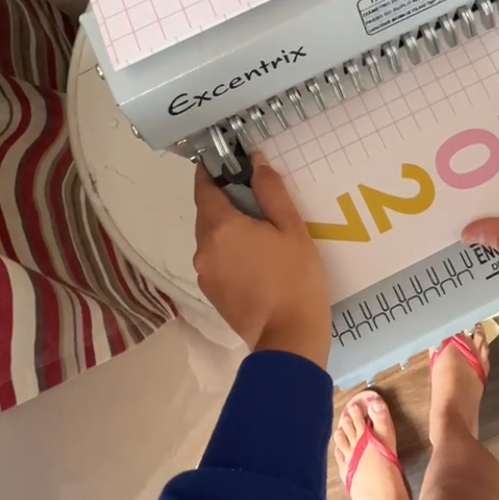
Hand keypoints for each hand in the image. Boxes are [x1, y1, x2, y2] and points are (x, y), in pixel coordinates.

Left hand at [193, 161, 332, 367]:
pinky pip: (215, 259)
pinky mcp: (211, 292)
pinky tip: (256, 256)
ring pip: (211, 237)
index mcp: (220, 227)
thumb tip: (255, 162)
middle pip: (207, 212)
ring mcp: (204, 273)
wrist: (288, 338)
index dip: (212, 171)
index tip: (229, 161)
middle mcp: (203, 248)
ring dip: (228, 227)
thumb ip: (271, 191)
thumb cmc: (295, 278)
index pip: (204, 187)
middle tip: (257, 196)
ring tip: (261, 230)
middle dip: (226, 200)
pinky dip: (229, 250)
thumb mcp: (291, 228)